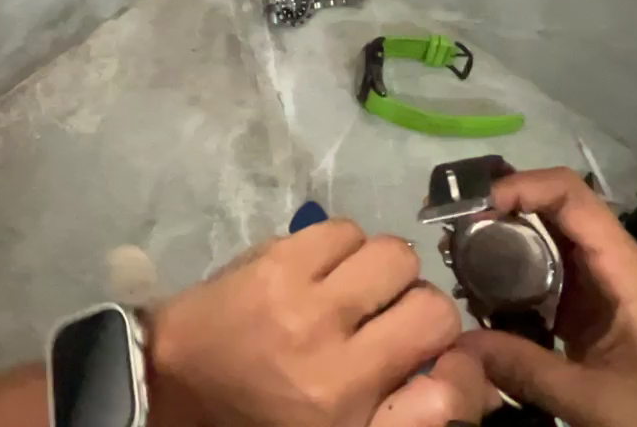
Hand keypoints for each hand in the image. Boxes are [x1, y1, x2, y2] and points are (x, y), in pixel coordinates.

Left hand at [146, 219, 498, 426]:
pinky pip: (342, 228)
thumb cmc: (258, 416)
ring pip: (389, 252)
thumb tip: (463, 368)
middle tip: (387, 318)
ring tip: (354, 290)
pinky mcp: (275, 256)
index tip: (425, 351)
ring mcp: (301, 294)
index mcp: (346, 404)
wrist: (173, 378)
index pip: (444, 360)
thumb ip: (407, 415)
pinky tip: (325, 267)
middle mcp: (331, 347)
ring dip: (382, 271)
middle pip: (426, 297)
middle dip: (418, 305)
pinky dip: (346, 245)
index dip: (450, 350)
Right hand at [454, 168, 636, 426]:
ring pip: (544, 244)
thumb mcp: (603, 405)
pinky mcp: (594, 318)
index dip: (520, 186)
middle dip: (497, 212)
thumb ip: (529, 371)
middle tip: (447, 231)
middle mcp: (613, 268)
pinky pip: (546, 281)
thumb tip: (456, 341)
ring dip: (499, 245)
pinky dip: (510, 280)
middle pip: (550, 212)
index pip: (570, 194)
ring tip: (455, 262)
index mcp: (627, 270)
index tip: (471, 208)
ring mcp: (603, 292)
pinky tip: (481, 300)